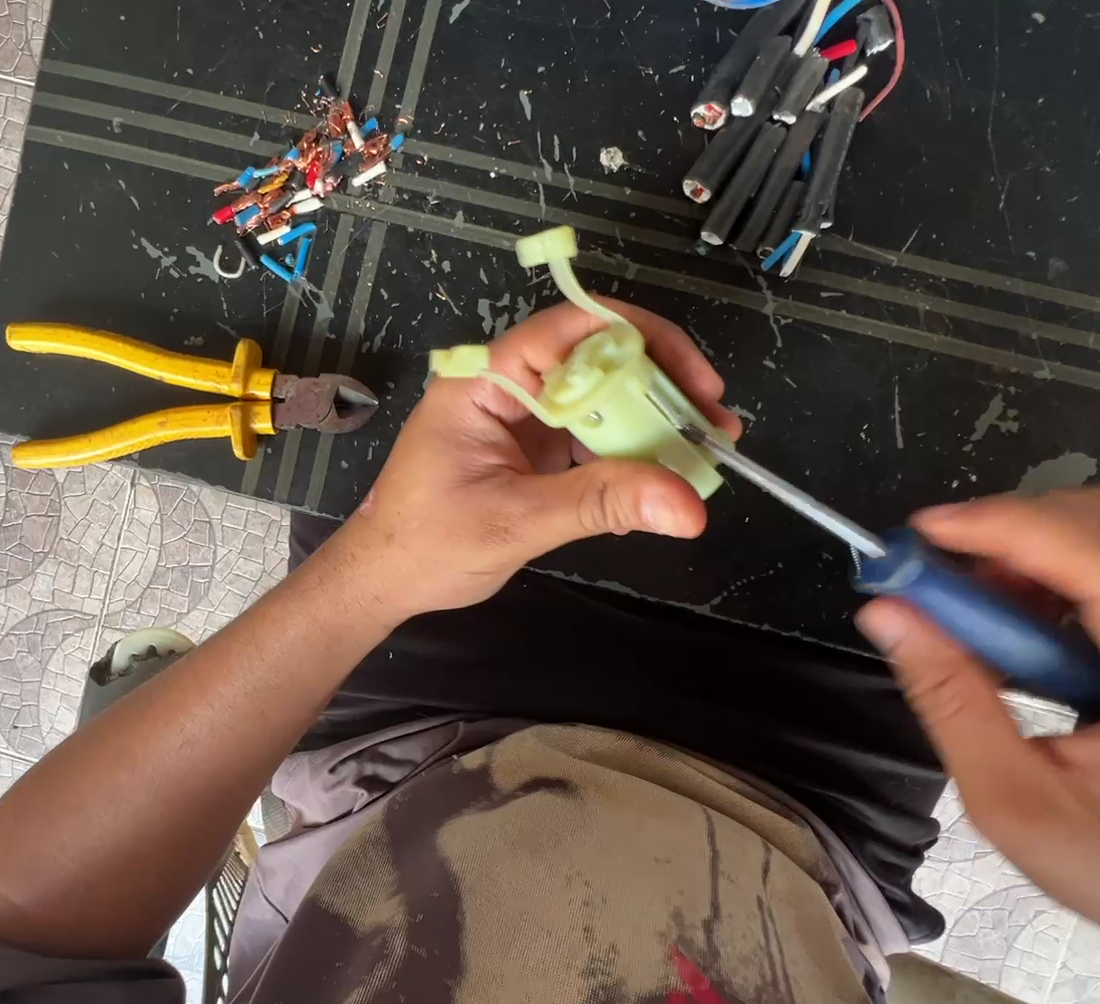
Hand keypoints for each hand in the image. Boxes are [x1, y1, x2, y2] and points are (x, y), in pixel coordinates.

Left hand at [322, 299, 741, 619]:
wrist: (385, 579)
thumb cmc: (427, 544)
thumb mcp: (516, 522)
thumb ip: (599, 505)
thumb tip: (689, 505)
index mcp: (484, 383)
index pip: (570, 329)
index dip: (643, 341)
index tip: (696, 382)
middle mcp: (504, 389)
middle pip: (594, 360)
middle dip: (659, 386)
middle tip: (714, 424)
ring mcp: (518, 420)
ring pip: (597, 401)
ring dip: (650, 424)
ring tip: (704, 453)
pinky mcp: (528, 451)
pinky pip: (587, 439)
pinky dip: (625, 456)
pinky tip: (661, 479)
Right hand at [856, 481, 1099, 1003]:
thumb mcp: (1006, 800)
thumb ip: (946, 696)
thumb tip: (884, 610)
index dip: (1017, 527)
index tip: (925, 532)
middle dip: (1028, 522)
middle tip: (944, 562)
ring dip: (1051, 537)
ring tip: (982, 591)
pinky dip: (1078, 559)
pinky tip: (1030, 607)